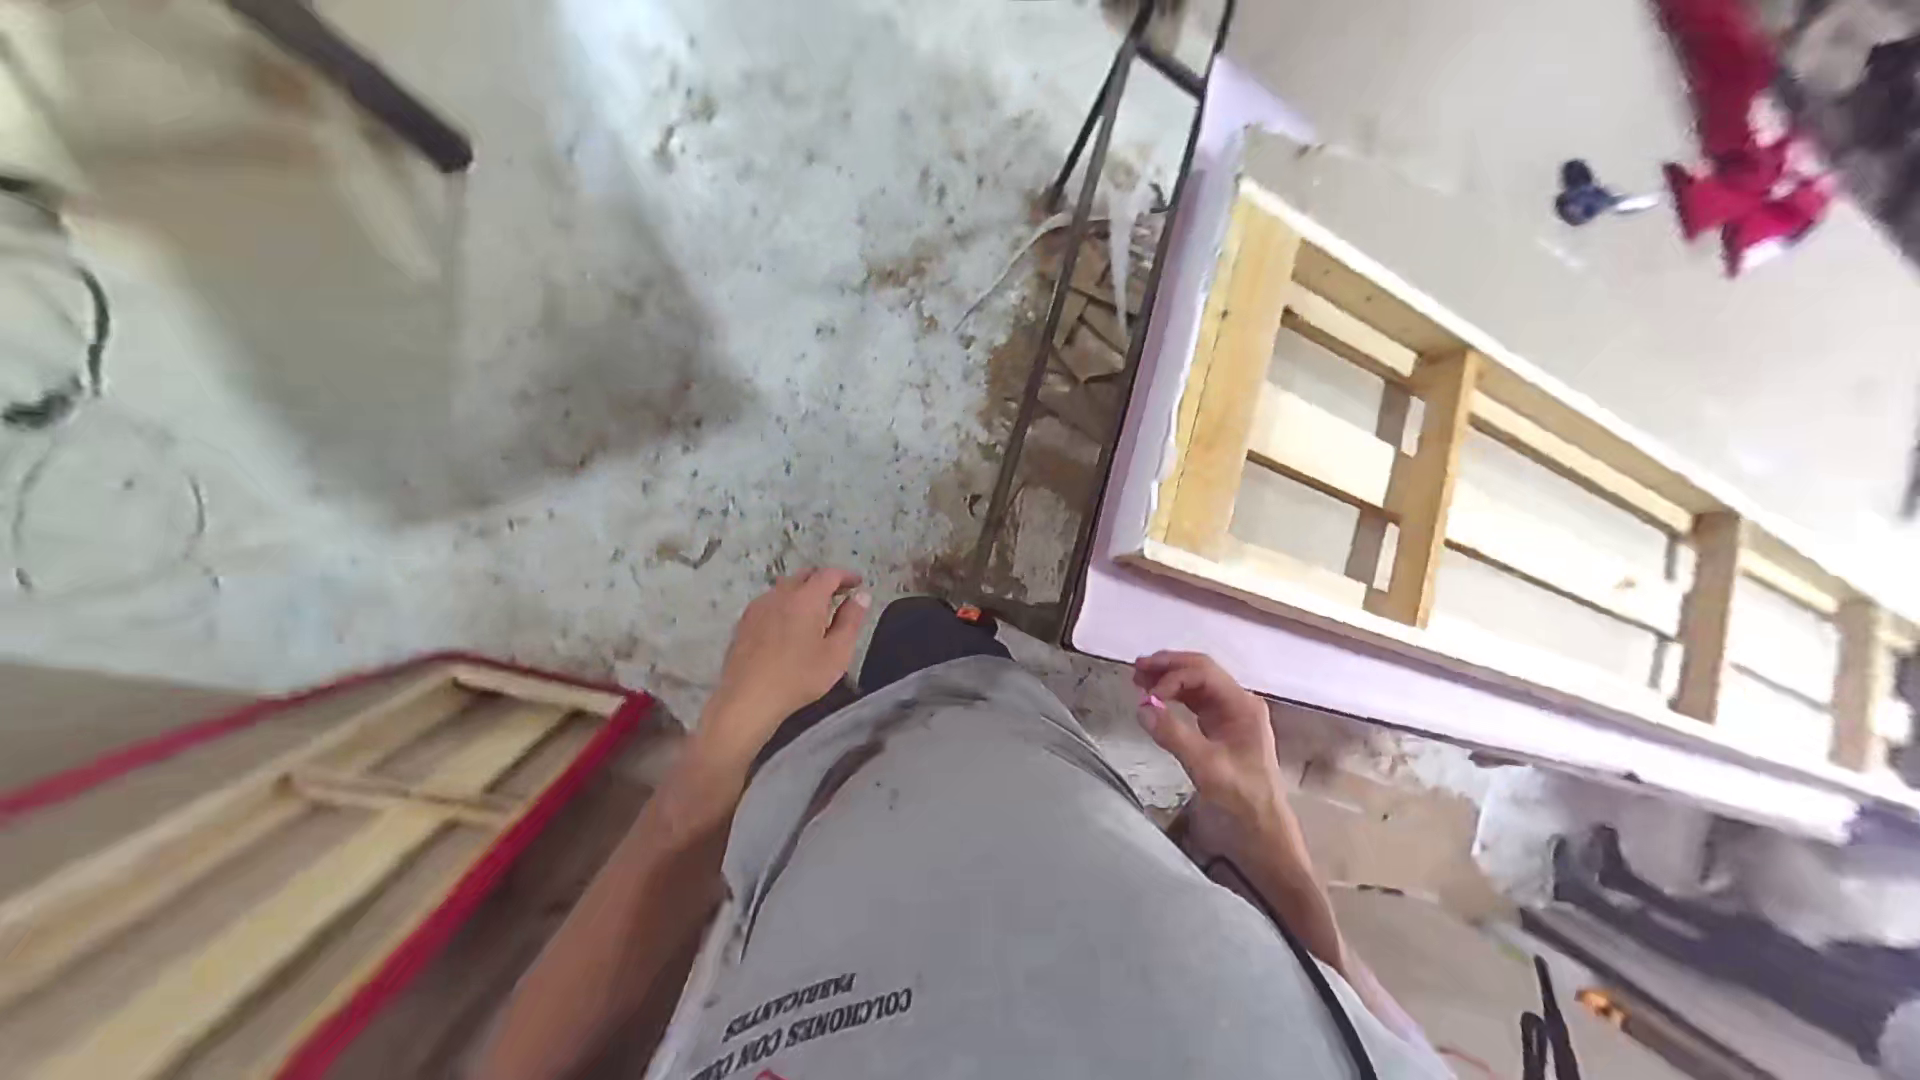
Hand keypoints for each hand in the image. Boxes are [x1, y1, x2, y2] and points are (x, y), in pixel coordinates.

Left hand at [698, 569, 870, 761]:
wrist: (748, 699)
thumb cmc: (799, 677)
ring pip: (785, 587)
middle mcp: (780, 594)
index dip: (846, 575)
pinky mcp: (744, 622)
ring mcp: (758, 607)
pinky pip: (770, 602)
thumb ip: (851, 620)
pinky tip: (789, 625)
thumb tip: (861, 596)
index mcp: (806, 598)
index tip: (858, 583)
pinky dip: (786, 604)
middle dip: (824, 580)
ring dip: (803, 592)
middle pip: (805, 576)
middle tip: (839, 595)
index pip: (829, 574)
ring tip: (816, 611)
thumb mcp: (837, 652)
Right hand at [1133, 651, 1287, 838]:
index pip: (1203, 673)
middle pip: (1200, 670)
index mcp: (1242, 705)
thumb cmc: (1241, 797)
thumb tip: (1142, 707)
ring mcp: (1229, 714)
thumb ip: (1173, 734)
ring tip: (1139, 678)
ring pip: (1195, 683)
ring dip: (1168, 678)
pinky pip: (1193, 700)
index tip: (1147, 696)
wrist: (1263, 830)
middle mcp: (1237, 702)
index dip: (1172, 677)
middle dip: (1168, 667)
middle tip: (1137, 668)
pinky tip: (1155, 698)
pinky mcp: (1219, 727)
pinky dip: (1173, 695)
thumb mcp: (1205, 767)